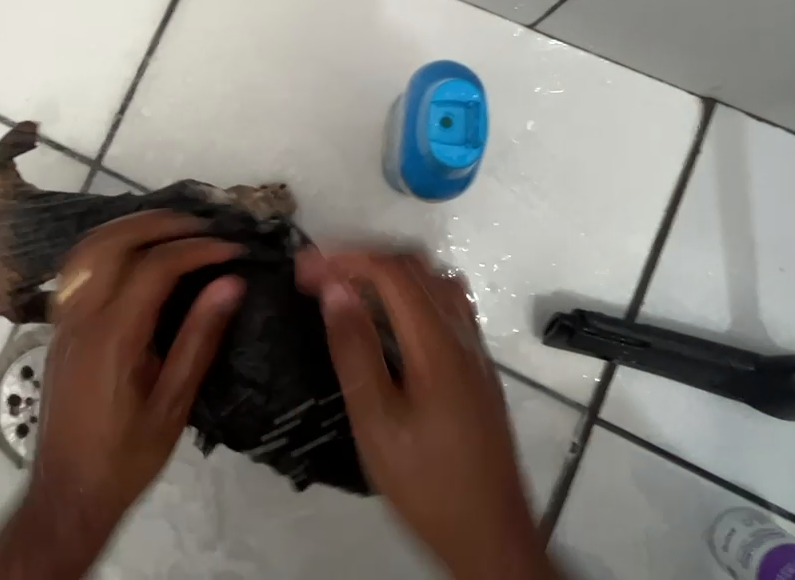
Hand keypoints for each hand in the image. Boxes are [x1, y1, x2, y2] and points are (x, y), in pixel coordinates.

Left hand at [27, 211, 245, 541]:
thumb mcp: (173, 404)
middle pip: (115, 241)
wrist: (66, 495)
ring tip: (173, 229)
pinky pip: (79, 266)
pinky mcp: (58, 325)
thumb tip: (231, 284)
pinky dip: (109, 245)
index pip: (155, 267)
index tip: (231, 249)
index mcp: (113, 337)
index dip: (197, 249)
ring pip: (90, 246)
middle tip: (203, 227)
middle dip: (162, 223)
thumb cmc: (126, 458)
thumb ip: (199, 338)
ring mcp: (64, 318)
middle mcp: (82, 317)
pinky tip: (135, 252)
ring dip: (131, 226)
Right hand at [298, 249, 558, 579]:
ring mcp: (476, 350)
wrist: (490, 535)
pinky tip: (392, 319)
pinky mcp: (479, 367)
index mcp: (436, 344)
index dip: (345, 260)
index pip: (391, 273)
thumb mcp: (376, 422)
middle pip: (416, 268)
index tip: (304, 269)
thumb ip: (355, 350)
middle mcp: (462, 335)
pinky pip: (449, 304)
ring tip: (350, 289)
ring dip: (390, 272)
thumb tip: (334, 290)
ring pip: (436, 281)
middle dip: (363, 260)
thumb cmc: (425, 482)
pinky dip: (413, 291)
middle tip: (320, 276)